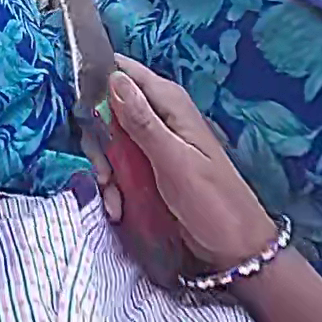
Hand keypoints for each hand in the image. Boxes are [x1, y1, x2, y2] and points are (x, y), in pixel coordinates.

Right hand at [105, 54, 279, 269]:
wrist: (238, 250)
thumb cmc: (212, 202)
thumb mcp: (173, 161)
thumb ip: (142, 120)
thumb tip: (113, 77)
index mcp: (167, 100)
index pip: (122, 71)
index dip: (96, 84)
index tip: (82, 113)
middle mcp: (159, 112)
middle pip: (109, 108)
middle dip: (99, 139)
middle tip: (104, 172)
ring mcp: (154, 138)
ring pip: (111, 137)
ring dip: (106, 167)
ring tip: (114, 196)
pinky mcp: (151, 162)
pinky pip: (121, 161)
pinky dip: (116, 182)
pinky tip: (120, 206)